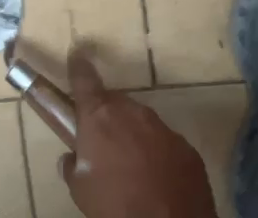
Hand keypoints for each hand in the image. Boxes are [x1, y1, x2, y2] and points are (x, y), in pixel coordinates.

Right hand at [58, 52, 218, 217]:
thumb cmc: (115, 205)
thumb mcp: (81, 190)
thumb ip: (72, 167)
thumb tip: (71, 159)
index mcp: (99, 116)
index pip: (84, 79)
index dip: (78, 67)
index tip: (76, 55)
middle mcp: (131, 112)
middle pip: (115, 103)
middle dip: (108, 117)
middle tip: (103, 143)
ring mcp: (163, 128)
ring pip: (142, 123)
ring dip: (134, 136)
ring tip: (131, 166)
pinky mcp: (187, 149)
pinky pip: (166, 144)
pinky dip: (159, 155)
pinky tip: (157, 179)